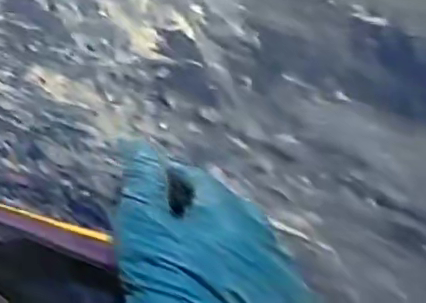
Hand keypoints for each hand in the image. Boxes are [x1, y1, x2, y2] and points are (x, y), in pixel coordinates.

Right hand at [115, 142, 313, 302]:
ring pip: (250, 241)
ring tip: (195, 249)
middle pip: (229, 206)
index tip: (144, 191)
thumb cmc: (171, 281)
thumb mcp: (143, 226)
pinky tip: (222, 280)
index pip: (195, 175)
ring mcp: (285, 279)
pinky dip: (241, 267)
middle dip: (199, 204)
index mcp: (228, 210)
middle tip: (168, 218)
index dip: (166, 177)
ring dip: (223, 236)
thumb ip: (142, 180)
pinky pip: (263, 274)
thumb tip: (139, 144)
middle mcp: (265, 237)